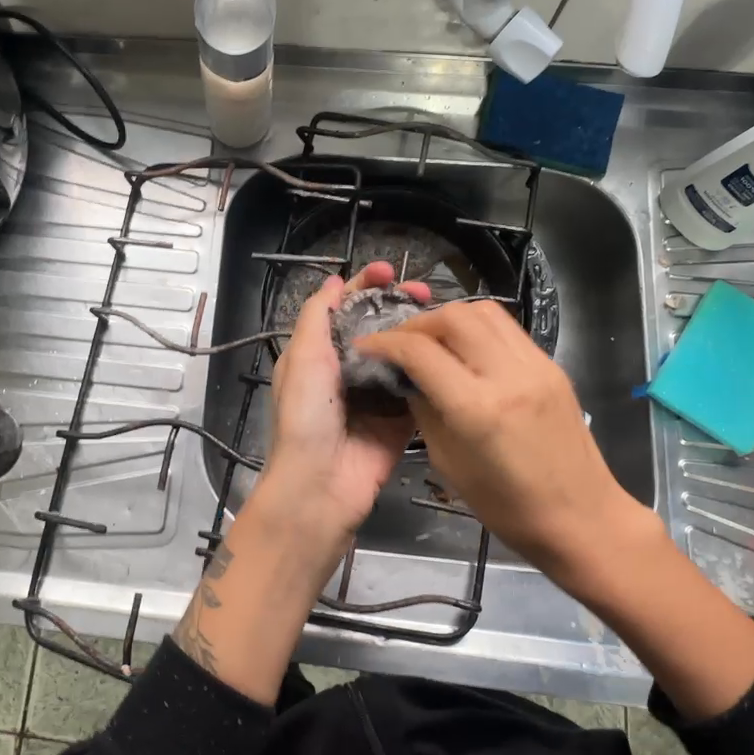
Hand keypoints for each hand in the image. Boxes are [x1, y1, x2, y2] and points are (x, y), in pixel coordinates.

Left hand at [249, 261, 430, 562]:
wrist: (320, 485)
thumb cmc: (305, 416)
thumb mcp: (302, 357)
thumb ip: (317, 316)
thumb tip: (335, 281)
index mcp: (319, 353)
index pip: (345, 309)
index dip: (366, 286)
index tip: (391, 270)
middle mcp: (348, 370)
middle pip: (379, 327)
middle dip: (399, 306)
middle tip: (426, 294)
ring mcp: (375, 396)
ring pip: (402, 355)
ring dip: (421, 334)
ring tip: (444, 317)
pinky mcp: (400, 421)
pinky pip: (419, 390)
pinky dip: (432, 371)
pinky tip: (451, 351)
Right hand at [353, 299, 658, 585]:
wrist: (583, 519)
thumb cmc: (508, 507)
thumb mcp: (449, 463)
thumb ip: (424, 409)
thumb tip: (405, 376)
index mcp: (477, 408)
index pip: (420, 351)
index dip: (385, 343)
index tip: (365, 347)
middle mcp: (508, 376)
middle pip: (452, 317)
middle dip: (416, 324)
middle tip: (399, 343)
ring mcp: (536, 366)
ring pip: (483, 312)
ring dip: (448, 318)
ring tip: (431, 341)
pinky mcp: (552, 366)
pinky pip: (506, 329)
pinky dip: (476, 329)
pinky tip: (464, 351)